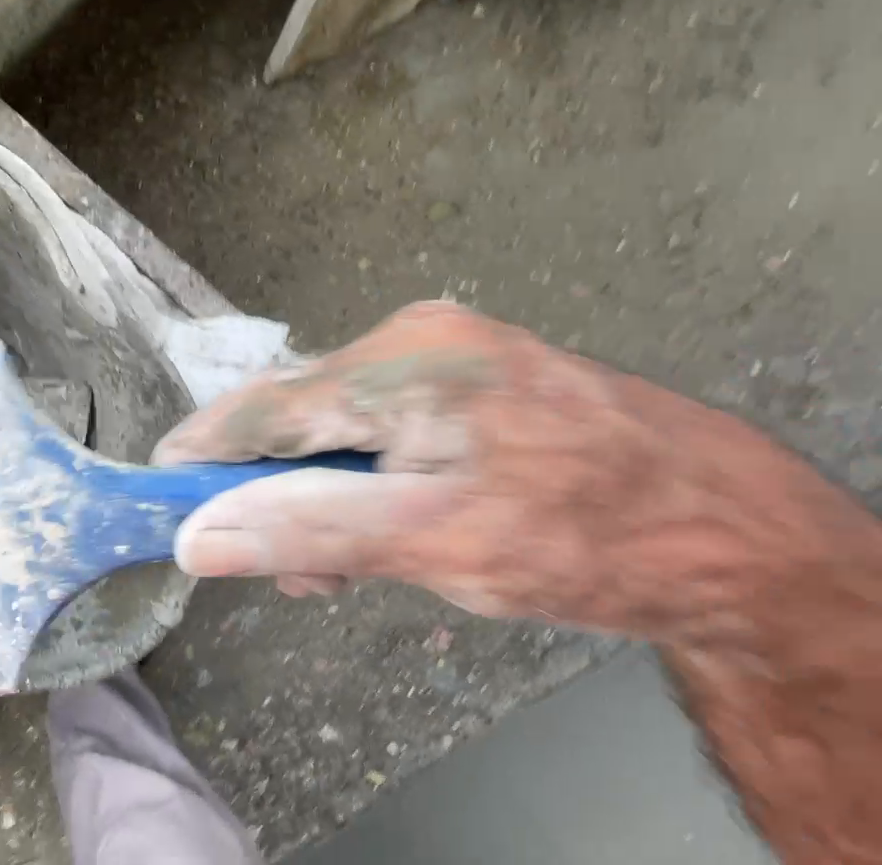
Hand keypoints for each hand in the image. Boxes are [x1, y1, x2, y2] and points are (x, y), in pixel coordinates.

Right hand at [154, 301, 851, 638]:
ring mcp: (437, 353)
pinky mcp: (459, 376)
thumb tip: (193, 539)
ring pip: (329, 425)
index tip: (164, 505)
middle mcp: (409, 339)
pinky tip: (385, 521)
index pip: (258, 408)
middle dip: (275, 491)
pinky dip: (359, 477)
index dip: (201, 457)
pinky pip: (372, 424)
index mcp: (400, 361)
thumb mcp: (435, 543)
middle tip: (300, 571)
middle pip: (292, 416)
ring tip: (350, 562)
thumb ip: (305, 532)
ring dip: (318, 491)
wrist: (746, 535)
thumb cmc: (592, 537)